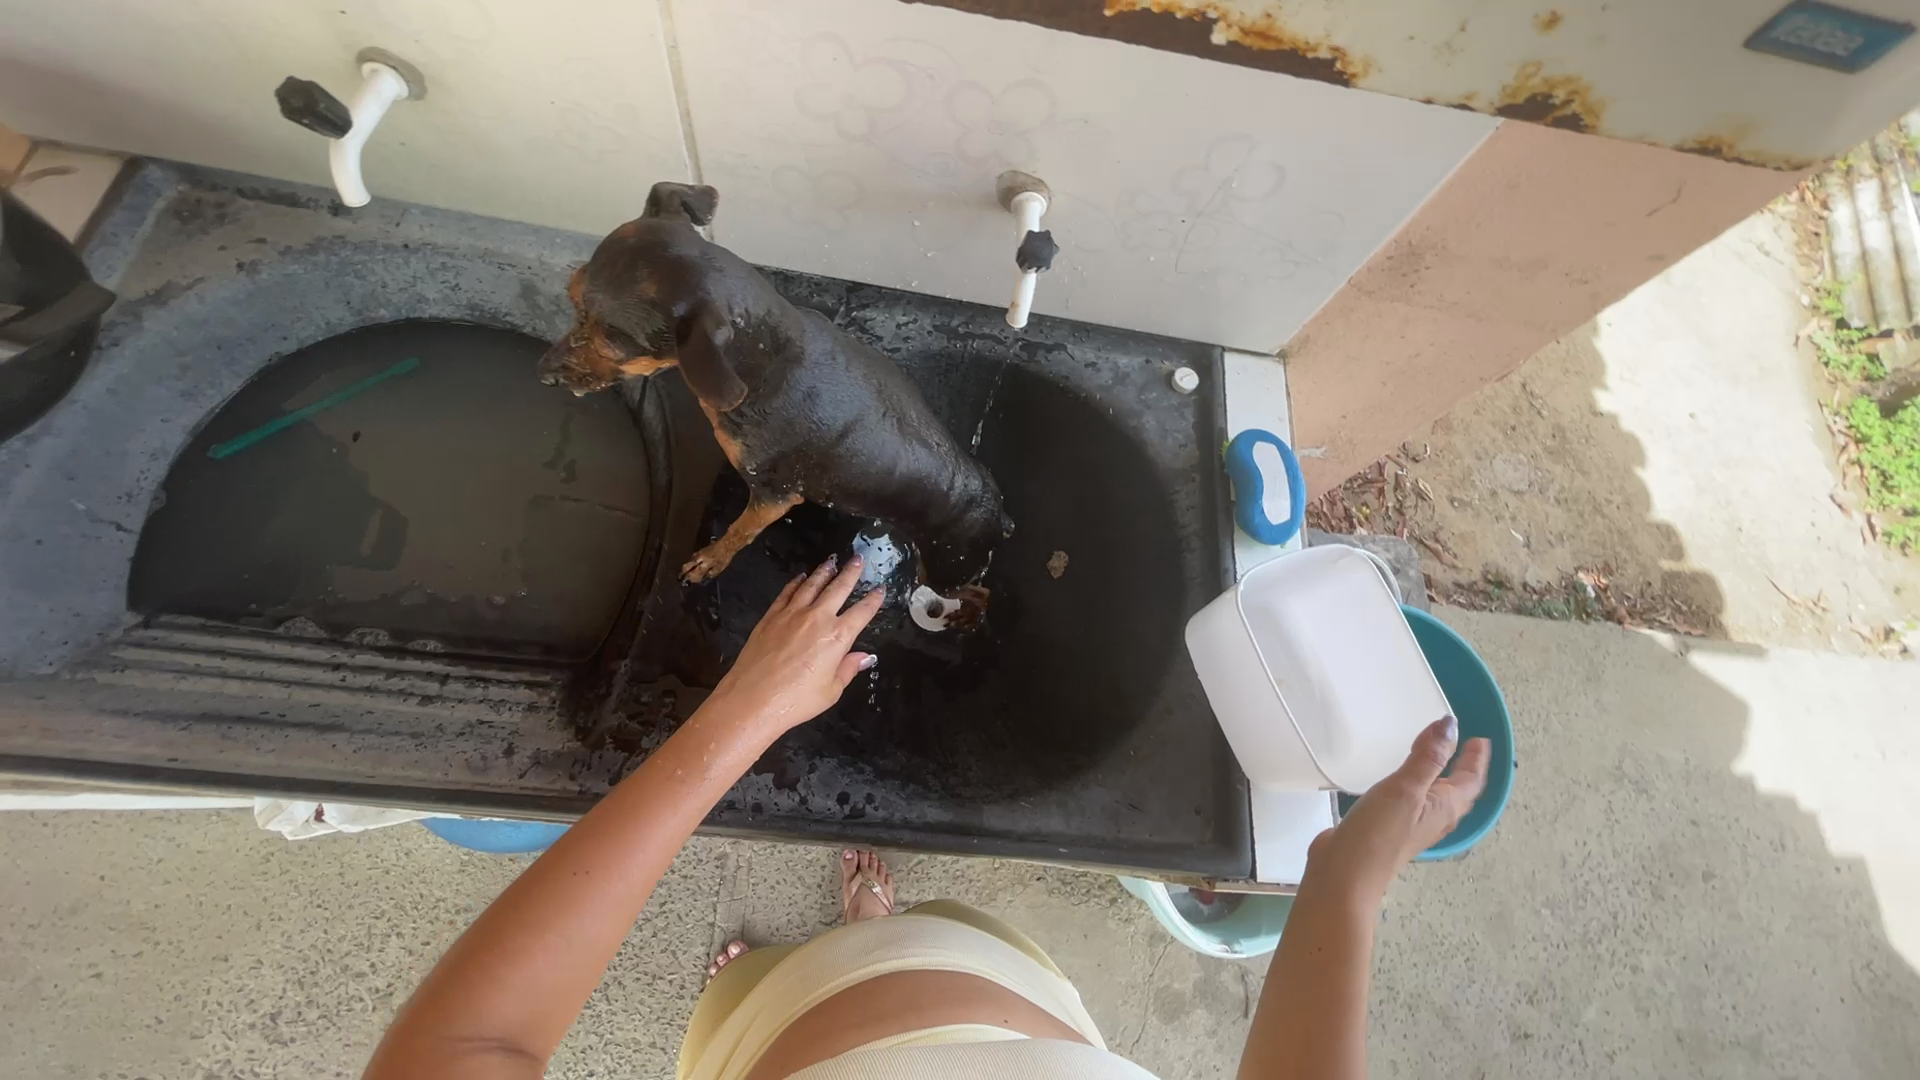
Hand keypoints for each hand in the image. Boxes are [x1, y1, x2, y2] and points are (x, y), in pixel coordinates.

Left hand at [702, 556, 884, 738]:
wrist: (752, 700)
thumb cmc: (796, 701)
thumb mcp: (831, 691)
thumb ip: (848, 669)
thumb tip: (864, 657)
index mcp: (837, 637)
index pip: (862, 612)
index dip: (874, 599)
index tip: (880, 589)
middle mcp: (817, 619)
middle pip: (839, 588)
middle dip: (851, 572)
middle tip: (858, 559)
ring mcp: (792, 615)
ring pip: (812, 585)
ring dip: (824, 571)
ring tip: (832, 561)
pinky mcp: (771, 617)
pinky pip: (787, 593)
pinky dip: (796, 582)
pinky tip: (800, 577)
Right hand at [1306, 716, 1490, 904]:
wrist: (1348, 870)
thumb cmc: (1381, 830)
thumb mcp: (1406, 788)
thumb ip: (1427, 757)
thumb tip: (1450, 725)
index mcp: (1445, 807)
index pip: (1470, 780)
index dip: (1476, 759)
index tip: (1480, 740)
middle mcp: (1435, 817)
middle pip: (1457, 791)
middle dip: (1463, 769)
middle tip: (1462, 746)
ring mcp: (1412, 825)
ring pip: (1436, 797)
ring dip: (1439, 777)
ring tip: (1433, 760)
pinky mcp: (1389, 827)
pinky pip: (1412, 801)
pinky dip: (1415, 785)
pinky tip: (1398, 783)